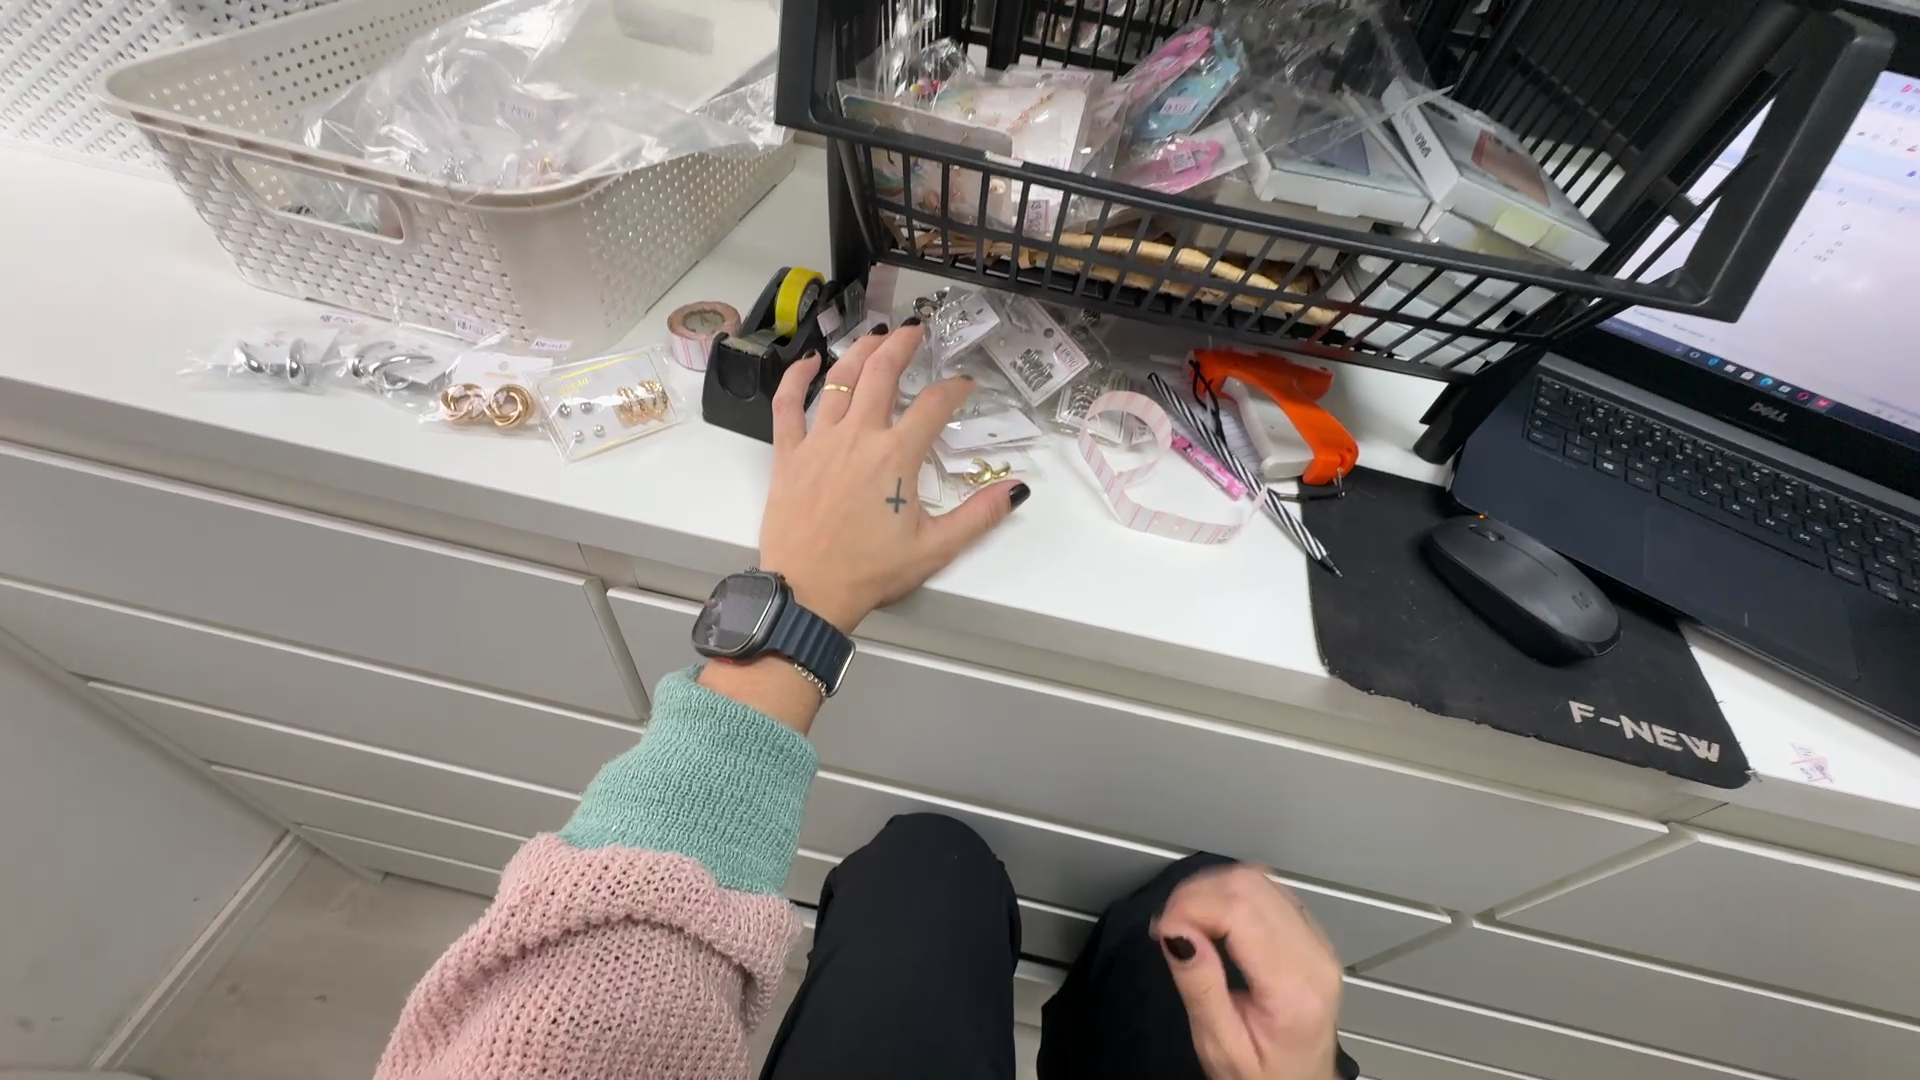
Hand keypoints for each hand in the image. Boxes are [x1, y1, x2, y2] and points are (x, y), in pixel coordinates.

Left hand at [757, 321, 1028, 633]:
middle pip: (883, 373)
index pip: (934, 406)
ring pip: (839, 379)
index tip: (966, 387)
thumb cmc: (871, 572)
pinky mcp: (788, 454)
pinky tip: (810, 362)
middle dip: (903, 345)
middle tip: (916, 331)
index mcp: (896, 455)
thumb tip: (1016, 489)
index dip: (955, 390)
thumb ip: (979, 515)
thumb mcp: (935, 548)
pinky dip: (797, 378)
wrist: (809, 593)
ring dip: (860, 352)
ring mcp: (819, 441)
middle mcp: (858, 436)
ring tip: (876, 336)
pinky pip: (787, 404)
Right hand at [1152, 865, 1344, 1079]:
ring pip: (1255, 876)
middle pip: (1247, 884)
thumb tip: (1174, 928)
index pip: (1240, 911)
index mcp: (1294, 988)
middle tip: (1169, 926)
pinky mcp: (1310, 929)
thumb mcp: (1220, 1048)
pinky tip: (1214, 915)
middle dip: (1195, 893)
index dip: (1191, 905)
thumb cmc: (1260, 1078)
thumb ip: (1200, 987)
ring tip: (1187, 920)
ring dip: (1211, 887)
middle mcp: (1314, 954)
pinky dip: (1230, 889)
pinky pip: (1266, 885)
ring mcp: (1317, 937)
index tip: (1161, 930)